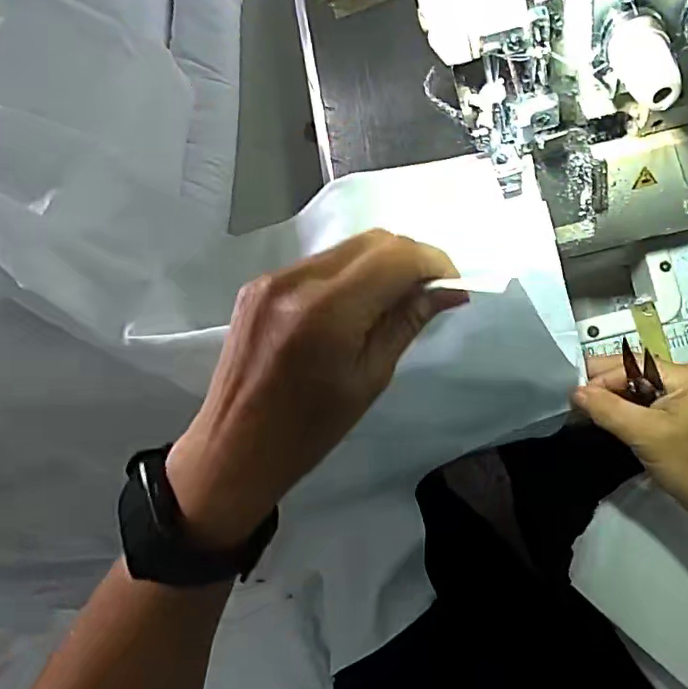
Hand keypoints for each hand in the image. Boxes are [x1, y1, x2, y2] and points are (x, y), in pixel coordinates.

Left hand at [166, 230, 466, 549]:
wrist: (234, 447)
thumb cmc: (311, 428)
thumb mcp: (371, 377)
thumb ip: (408, 322)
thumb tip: (450, 291)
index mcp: (327, 311)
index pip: (396, 257)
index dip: (434, 262)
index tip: (452, 284)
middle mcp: (297, 281)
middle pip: (374, 241)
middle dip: (412, 258)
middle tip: (431, 291)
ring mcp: (274, 278)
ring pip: (349, 247)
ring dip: (384, 263)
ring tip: (398, 298)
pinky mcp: (261, 284)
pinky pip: (323, 262)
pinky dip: (353, 272)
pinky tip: (360, 304)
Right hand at [570, 355, 687, 533]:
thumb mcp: (645, 435)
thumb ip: (608, 409)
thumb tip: (576, 392)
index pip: (634, 365)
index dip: (601, 378)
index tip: (573, 395)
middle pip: (637, 373)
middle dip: (606, 386)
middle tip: (574, 400)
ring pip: (641, 388)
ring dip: (614, 398)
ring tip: (585, 408)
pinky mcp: (684, 413)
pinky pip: (649, 403)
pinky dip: (628, 409)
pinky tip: (607, 415)